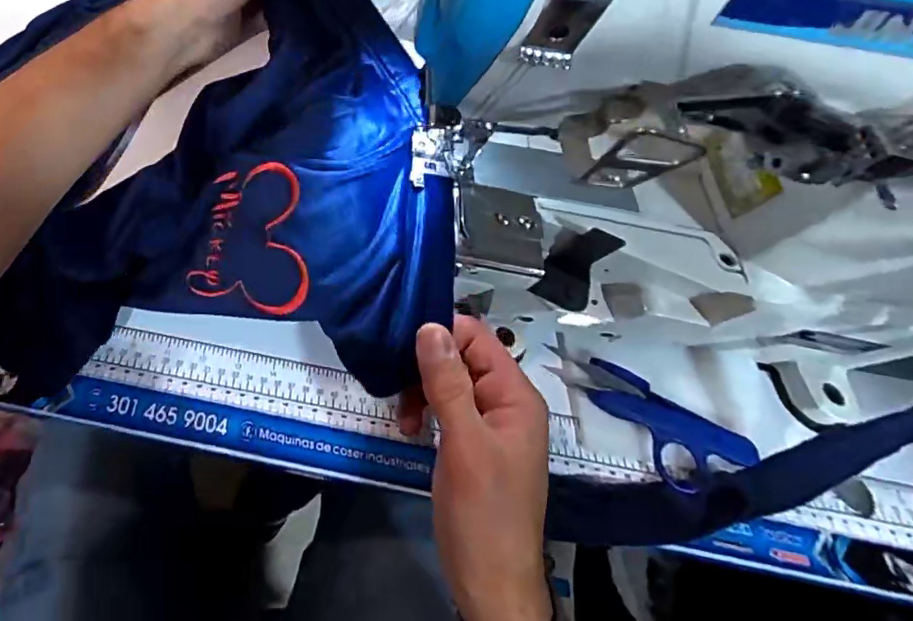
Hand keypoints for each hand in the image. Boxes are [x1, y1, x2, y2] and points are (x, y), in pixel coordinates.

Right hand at [411, 316, 550, 620]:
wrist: (491, 585)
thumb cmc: (483, 513)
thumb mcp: (463, 443)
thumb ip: (447, 382)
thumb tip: (429, 326)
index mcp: (515, 395)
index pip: (477, 337)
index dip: (441, 333)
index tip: (402, 344)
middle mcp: (505, 401)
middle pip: (462, 357)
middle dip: (426, 366)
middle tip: (398, 386)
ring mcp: (489, 423)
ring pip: (450, 381)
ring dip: (422, 390)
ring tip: (405, 418)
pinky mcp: (473, 442)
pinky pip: (447, 407)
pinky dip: (426, 410)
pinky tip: (411, 428)